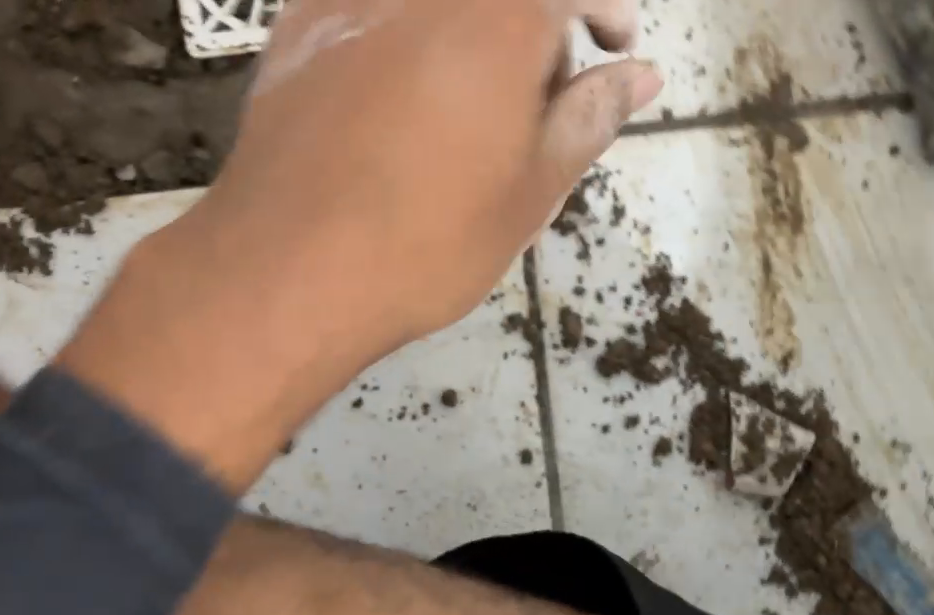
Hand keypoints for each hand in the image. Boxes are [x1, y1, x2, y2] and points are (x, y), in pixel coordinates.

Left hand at [63, 0, 660, 487]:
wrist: (293, 270)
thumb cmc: (431, 243)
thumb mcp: (530, 194)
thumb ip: (589, 119)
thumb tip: (640, 74)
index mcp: (499, 17)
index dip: (603, 6)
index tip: (612, 46)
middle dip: (532, 27)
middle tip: (531, 102)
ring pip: (434, 6)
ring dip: (468, 33)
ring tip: (461, 104)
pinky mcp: (299, 24)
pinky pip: (372, 7)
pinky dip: (403, 33)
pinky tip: (394, 98)